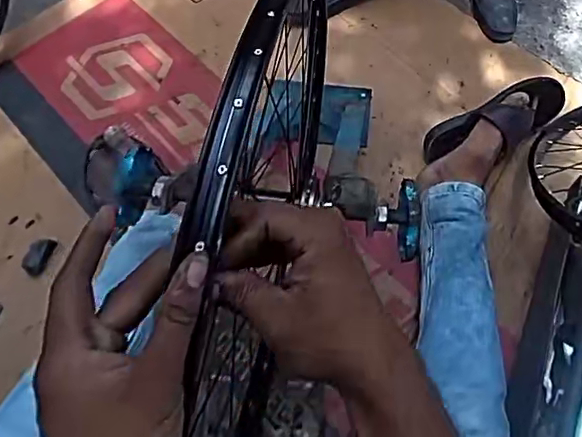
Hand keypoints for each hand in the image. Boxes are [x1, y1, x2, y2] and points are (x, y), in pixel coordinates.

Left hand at [34, 207, 205, 436]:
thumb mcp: (156, 380)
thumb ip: (176, 318)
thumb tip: (197, 262)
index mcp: (67, 354)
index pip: (72, 283)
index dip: (90, 243)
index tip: (109, 211)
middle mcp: (75, 362)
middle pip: (111, 303)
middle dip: (148, 274)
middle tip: (185, 244)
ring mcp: (94, 384)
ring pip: (127, 327)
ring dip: (158, 301)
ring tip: (191, 269)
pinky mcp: (113, 400)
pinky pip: (134, 350)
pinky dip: (157, 330)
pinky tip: (183, 311)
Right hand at [214, 202, 406, 386]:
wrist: (372, 365)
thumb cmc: (329, 339)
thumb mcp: (277, 318)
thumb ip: (241, 291)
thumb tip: (209, 278)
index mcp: (315, 226)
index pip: (262, 216)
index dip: (235, 239)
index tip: (214, 264)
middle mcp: (321, 220)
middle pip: (268, 217)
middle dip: (238, 239)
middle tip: (209, 258)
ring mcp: (324, 233)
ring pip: (275, 229)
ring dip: (249, 248)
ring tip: (222, 267)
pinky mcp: (323, 249)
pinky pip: (287, 241)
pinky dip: (265, 255)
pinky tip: (244, 271)